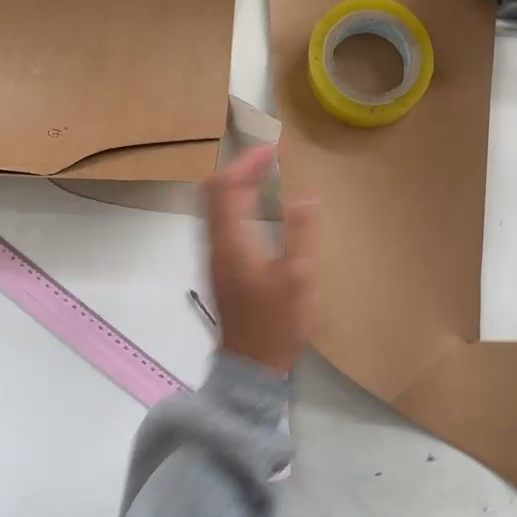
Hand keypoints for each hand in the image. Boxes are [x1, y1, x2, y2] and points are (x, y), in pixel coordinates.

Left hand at [202, 145, 317, 374]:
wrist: (251, 366)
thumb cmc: (277, 322)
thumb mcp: (299, 276)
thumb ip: (301, 233)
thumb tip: (305, 195)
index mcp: (232, 241)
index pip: (227, 186)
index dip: (246, 162)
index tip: (272, 150)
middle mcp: (215, 245)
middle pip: (212, 192)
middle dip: (237, 169)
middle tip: (267, 161)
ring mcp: (213, 259)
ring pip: (213, 208)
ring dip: (234, 187)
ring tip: (263, 178)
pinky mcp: (220, 270)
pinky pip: (219, 223)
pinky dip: (235, 205)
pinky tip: (258, 213)